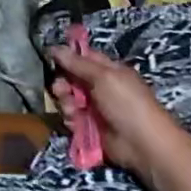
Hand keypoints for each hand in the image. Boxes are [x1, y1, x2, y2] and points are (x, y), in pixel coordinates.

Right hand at [47, 45, 184, 173]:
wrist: (141, 143)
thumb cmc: (126, 102)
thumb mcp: (103, 77)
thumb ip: (78, 64)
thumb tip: (55, 47)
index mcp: (108, 70)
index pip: (84, 57)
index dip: (67, 56)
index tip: (49, 56)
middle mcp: (100, 87)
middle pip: (72, 80)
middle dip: (63, 84)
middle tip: (61, 90)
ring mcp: (95, 108)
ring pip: (69, 100)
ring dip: (66, 103)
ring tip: (73, 110)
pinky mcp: (89, 128)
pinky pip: (72, 119)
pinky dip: (71, 120)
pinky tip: (75, 123)